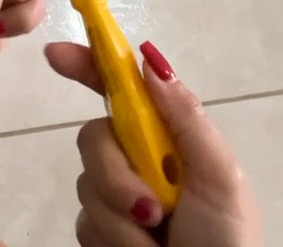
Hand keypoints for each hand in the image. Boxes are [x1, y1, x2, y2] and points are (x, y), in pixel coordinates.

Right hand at [45, 40, 260, 246]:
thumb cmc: (227, 243)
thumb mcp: (222, 178)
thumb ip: (185, 116)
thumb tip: (147, 58)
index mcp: (164, 136)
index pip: (119, 87)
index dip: (86, 63)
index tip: (54, 55)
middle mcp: (135, 160)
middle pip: (93, 136)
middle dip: (114, 173)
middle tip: (150, 209)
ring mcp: (116, 198)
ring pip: (86, 183)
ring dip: (120, 218)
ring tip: (155, 245)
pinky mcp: (100, 234)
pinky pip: (84, 223)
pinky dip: (113, 242)